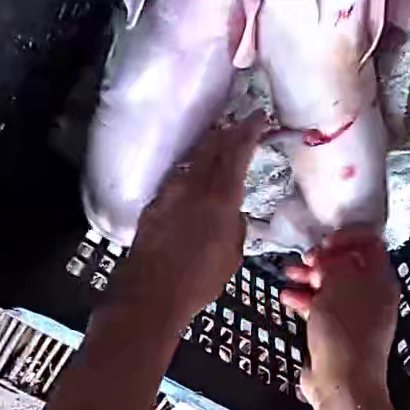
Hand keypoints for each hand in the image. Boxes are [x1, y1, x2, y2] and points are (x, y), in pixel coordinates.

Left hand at [108, 114, 268, 333]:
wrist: (150, 292)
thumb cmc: (199, 280)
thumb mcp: (231, 255)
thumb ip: (235, 227)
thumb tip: (232, 215)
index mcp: (219, 196)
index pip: (236, 151)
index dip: (249, 131)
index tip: (259, 117)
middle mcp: (192, 185)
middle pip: (211, 146)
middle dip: (228, 133)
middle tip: (239, 126)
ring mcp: (168, 192)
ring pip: (191, 160)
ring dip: (207, 150)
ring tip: (217, 148)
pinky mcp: (153, 205)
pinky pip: (176, 180)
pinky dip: (190, 173)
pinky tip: (193, 180)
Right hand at [279, 228, 398, 406]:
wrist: (342, 384)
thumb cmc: (344, 334)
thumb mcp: (337, 285)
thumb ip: (334, 262)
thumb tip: (328, 256)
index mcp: (381, 282)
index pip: (369, 244)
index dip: (345, 237)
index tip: (323, 241)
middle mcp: (373, 297)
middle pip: (348, 265)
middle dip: (323, 259)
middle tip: (304, 259)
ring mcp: (356, 317)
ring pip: (332, 286)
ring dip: (310, 278)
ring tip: (290, 274)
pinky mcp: (339, 334)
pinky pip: (322, 308)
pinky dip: (306, 300)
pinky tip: (288, 297)